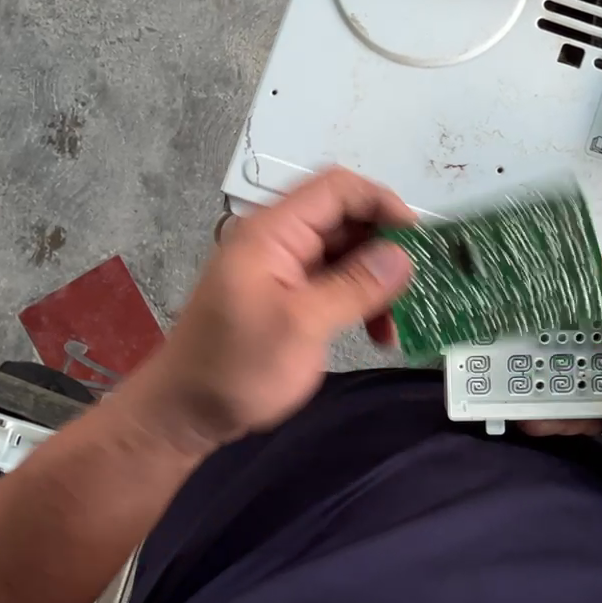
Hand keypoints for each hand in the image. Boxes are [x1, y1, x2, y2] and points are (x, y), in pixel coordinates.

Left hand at [125, 167, 415, 453]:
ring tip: (396, 321)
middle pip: (345, 220)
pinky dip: (360, 300)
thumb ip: (354, 287)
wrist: (184, 413)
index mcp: (272, 232)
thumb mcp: (301, 326)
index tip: (417, 239)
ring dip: (376, 281)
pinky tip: (377, 332)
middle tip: (416, 285)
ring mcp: (283, 268)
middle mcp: (279, 240)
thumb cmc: (233, 368)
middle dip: (384, 249)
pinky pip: (335, 282)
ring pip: (345, 253)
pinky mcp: (288, 295)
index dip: (382, 203)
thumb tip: (401, 256)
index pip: (336, 189)